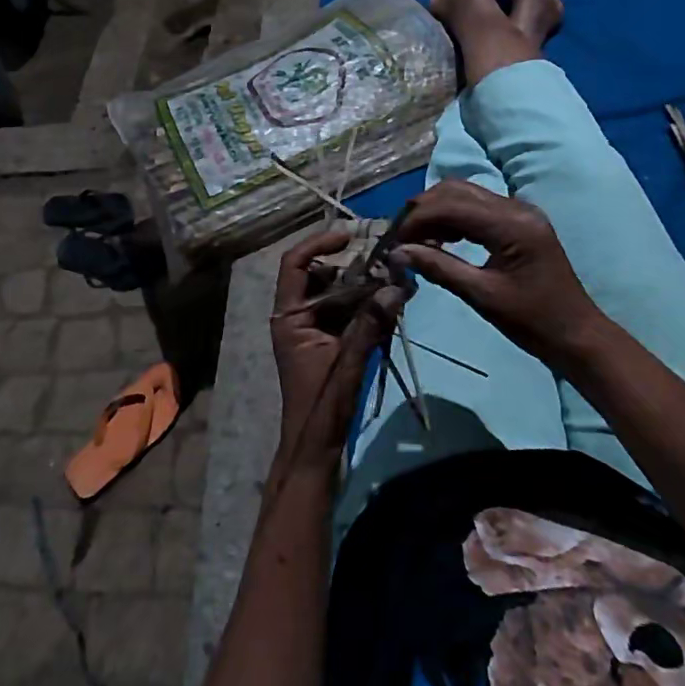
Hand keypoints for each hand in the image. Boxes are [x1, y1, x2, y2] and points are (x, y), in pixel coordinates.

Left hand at [269, 230, 405, 467]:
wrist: (315, 448)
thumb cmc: (321, 407)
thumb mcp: (348, 362)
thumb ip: (370, 324)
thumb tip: (395, 287)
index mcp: (289, 317)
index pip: (294, 264)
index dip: (318, 244)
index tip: (349, 237)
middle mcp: (297, 317)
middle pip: (322, 277)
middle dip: (354, 269)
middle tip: (387, 265)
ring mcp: (313, 329)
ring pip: (339, 294)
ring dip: (365, 289)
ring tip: (396, 286)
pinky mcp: (329, 341)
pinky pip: (348, 314)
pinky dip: (367, 309)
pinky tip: (392, 307)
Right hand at [391, 180, 606, 367]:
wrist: (576, 335)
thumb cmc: (532, 321)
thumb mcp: (482, 296)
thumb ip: (439, 268)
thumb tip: (397, 253)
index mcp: (511, 224)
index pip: (451, 206)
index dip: (416, 220)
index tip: (393, 243)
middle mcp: (516, 207)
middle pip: (455, 190)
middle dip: (422, 211)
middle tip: (401, 240)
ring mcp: (519, 211)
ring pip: (464, 194)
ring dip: (436, 212)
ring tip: (417, 242)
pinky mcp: (518, 221)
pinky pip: (476, 206)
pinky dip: (452, 217)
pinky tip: (441, 241)